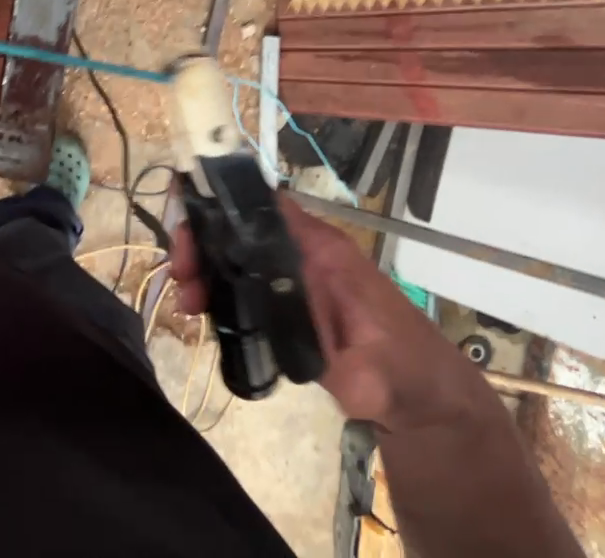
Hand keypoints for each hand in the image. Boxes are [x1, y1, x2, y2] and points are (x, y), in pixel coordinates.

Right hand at [170, 195, 499, 432]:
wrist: (424, 400)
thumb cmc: (405, 373)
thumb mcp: (374, 371)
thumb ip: (344, 362)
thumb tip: (318, 356)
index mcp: (322, 250)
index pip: (263, 205)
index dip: (219, 204)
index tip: (187, 229)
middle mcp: (300, 254)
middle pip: (236, 228)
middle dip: (199, 242)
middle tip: (180, 274)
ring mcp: (290, 277)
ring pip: (231, 255)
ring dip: (201, 269)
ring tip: (187, 303)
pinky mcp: (283, 302)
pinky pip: (238, 282)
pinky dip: (211, 290)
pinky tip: (198, 312)